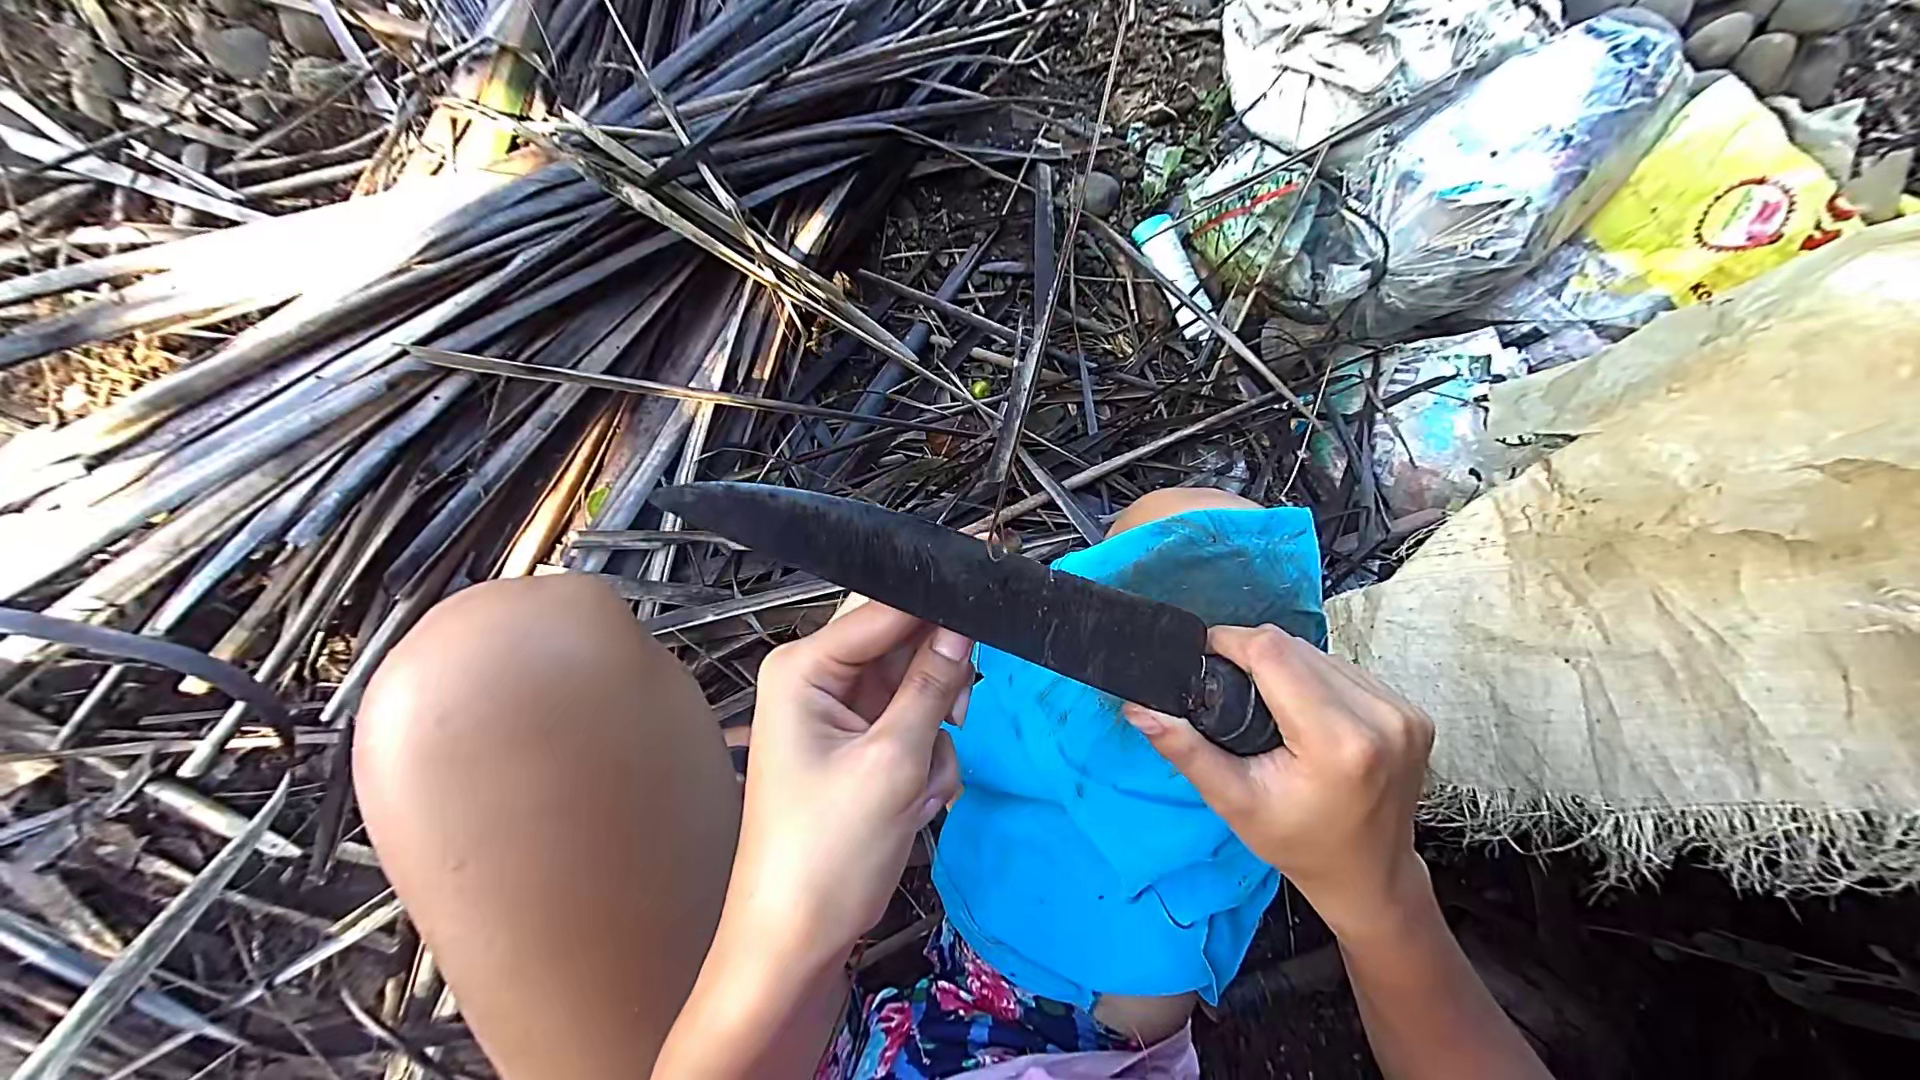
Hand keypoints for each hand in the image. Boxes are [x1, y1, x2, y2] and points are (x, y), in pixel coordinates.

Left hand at [727, 601, 971, 960]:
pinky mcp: (859, 741)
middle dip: (935, 683)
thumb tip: (962, 627)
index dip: (935, 608)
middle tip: (957, 715)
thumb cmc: (830, 852)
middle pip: (900, 646)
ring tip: (924, 780)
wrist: (798, 942)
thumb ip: (931, 685)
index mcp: (804, 667)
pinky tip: (915, 797)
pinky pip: (910, 721)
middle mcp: (817, 678)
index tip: (986, 612)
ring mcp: (840, 711)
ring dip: (933, 730)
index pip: (881, 610)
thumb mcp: (893, 761)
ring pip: (914, 686)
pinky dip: (925, 754)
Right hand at [1121, 624, 1433, 939]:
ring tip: (1261, 696)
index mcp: (1339, 741)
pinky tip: (1298, 703)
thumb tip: (1139, 708)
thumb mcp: (1233, 800)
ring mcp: (1402, 710)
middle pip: (1294, 646)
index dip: (1229, 642)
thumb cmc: (1298, 843)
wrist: (1371, 877)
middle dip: (1251, 653)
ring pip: (1318, 651)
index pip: (1272, 651)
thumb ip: (1185, 750)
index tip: (1204, 657)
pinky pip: (1341, 666)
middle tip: (1226, 683)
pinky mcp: (1411, 710)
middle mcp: (1380, 716)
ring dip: (1281, 661)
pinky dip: (1310, 674)